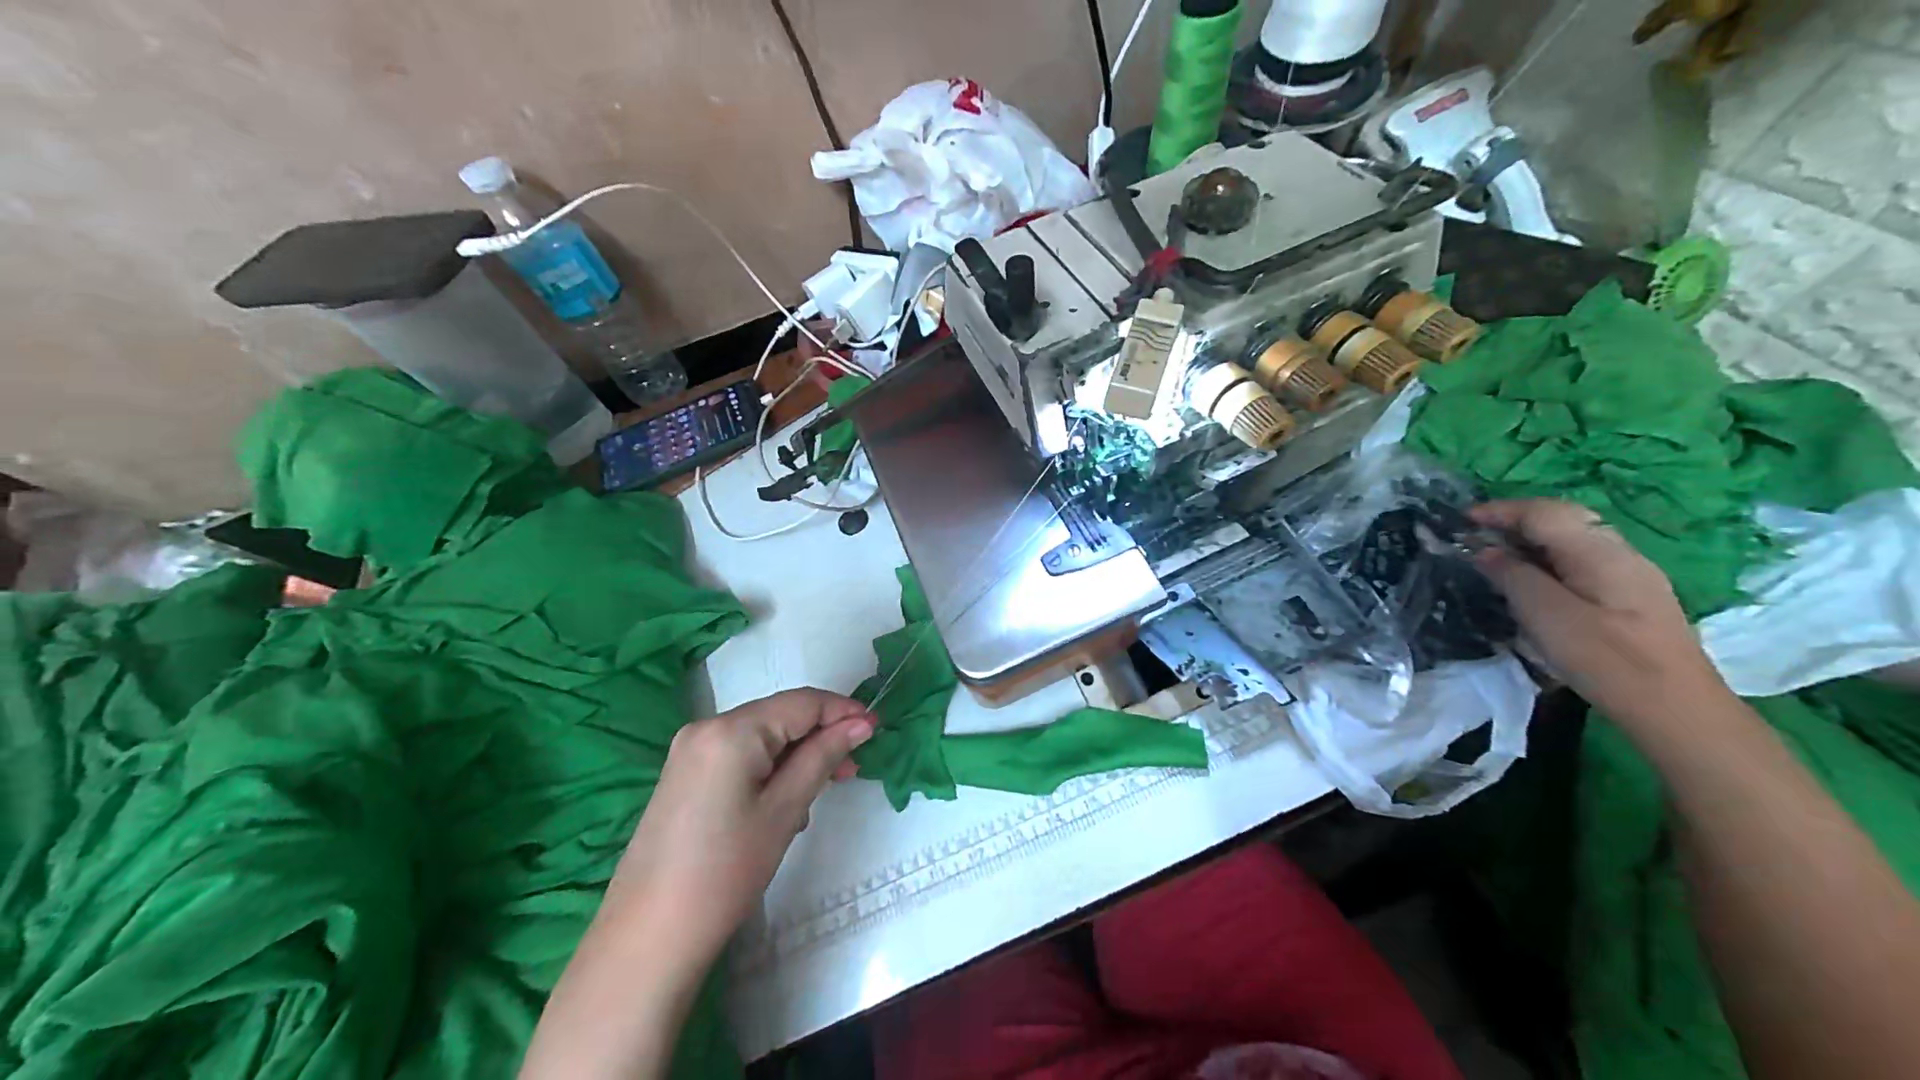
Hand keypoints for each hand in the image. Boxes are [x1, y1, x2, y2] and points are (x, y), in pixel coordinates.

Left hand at [611, 688, 875, 967]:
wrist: (649, 936)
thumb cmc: (726, 870)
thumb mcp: (785, 809)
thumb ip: (823, 756)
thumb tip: (860, 723)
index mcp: (731, 730)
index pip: (801, 702)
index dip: (842, 712)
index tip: (876, 732)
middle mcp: (706, 727)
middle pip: (779, 716)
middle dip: (819, 737)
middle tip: (852, 771)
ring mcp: (689, 751)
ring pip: (761, 737)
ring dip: (795, 756)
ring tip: (818, 795)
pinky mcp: (684, 775)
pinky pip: (739, 755)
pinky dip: (769, 769)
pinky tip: (782, 805)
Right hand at [1470, 499, 1731, 726]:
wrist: (1676, 708)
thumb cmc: (1607, 659)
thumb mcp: (1547, 616)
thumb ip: (1513, 576)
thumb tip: (1486, 551)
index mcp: (1599, 552)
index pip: (1544, 512)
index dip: (1500, 510)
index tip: (1460, 520)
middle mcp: (1620, 553)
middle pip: (1563, 518)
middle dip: (1516, 520)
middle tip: (1474, 535)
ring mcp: (1632, 574)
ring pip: (1574, 539)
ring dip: (1531, 538)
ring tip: (1494, 555)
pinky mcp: (1632, 596)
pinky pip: (1582, 560)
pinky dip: (1548, 557)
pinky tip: (1532, 579)